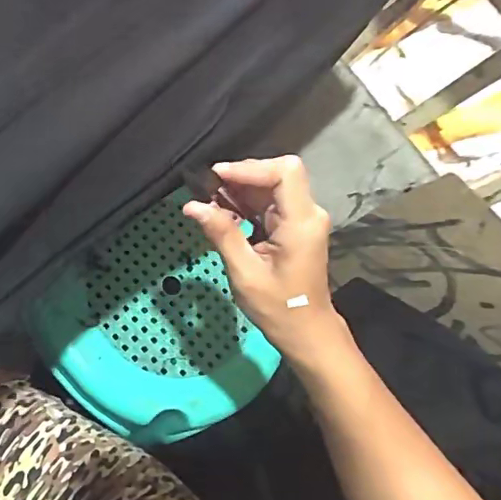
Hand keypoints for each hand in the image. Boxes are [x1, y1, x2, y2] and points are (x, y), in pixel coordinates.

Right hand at [183, 155, 349, 362]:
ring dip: (241, 190)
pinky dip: (247, 204)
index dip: (250, 168)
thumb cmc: (278, 308)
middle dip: (241, 177)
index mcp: (301, 222)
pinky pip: (271, 203)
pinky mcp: (295, 227)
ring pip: (272, 187)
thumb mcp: (245, 273)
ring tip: (211, 201)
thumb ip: (222, 234)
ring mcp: (303, 219)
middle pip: (277, 174)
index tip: (217, 177)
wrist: (306, 331)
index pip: (284, 172)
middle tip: (208, 190)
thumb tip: (193, 206)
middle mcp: (308, 214)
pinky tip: (225, 214)